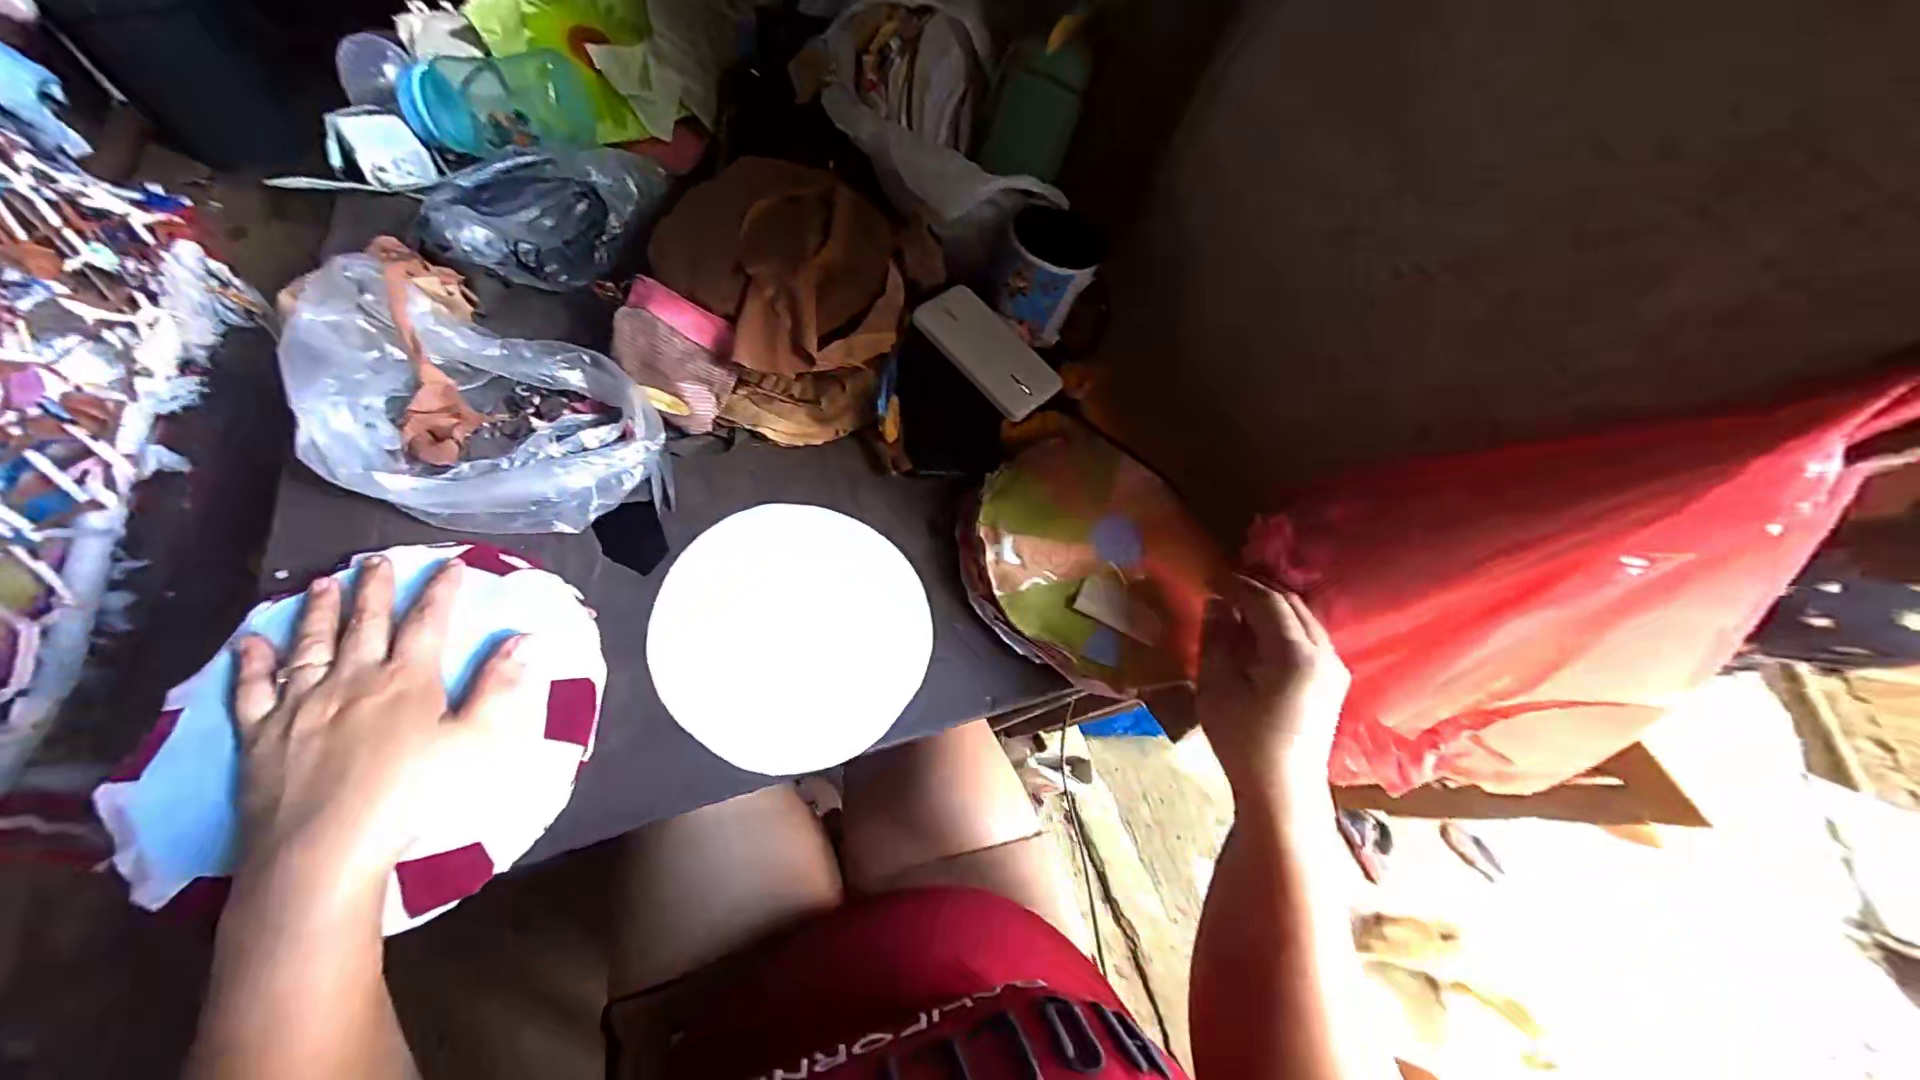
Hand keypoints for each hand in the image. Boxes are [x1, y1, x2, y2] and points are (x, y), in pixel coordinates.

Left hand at [230, 556, 525, 893]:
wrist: (325, 850)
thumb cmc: (414, 794)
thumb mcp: (476, 741)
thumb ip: (499, 686)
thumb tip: (524, 638)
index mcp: (408, 680)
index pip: (428, 623)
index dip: (441, 591)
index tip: (451, 565)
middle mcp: (354, 679)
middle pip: (366, 623)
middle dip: (376, 588)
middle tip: (376, 560)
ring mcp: (302, 704)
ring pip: (310, 644)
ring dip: (318, 611)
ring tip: (322, 583)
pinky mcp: (261, 733)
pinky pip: (252, 689)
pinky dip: (251, 662)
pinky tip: (249, 642)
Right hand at [1197, 575, 1349, 802]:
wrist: (1283, 790)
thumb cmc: (1242, 739)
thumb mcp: (1217, 686)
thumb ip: (1218, 639)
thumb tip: (1218, 603)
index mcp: (1295, 653)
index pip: (1266, 601)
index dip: (1237, 585)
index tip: (1210, 578)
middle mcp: (1324, 653)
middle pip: (1291, 604)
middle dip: (1256, 590)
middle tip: (1222, 588)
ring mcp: (1334, 668)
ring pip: (1304, 619)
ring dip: (1272, 607)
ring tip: (1238, 607)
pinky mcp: (1333, 682)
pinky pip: (1309, 637)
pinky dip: (1284, 625)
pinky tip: (1260, 634)